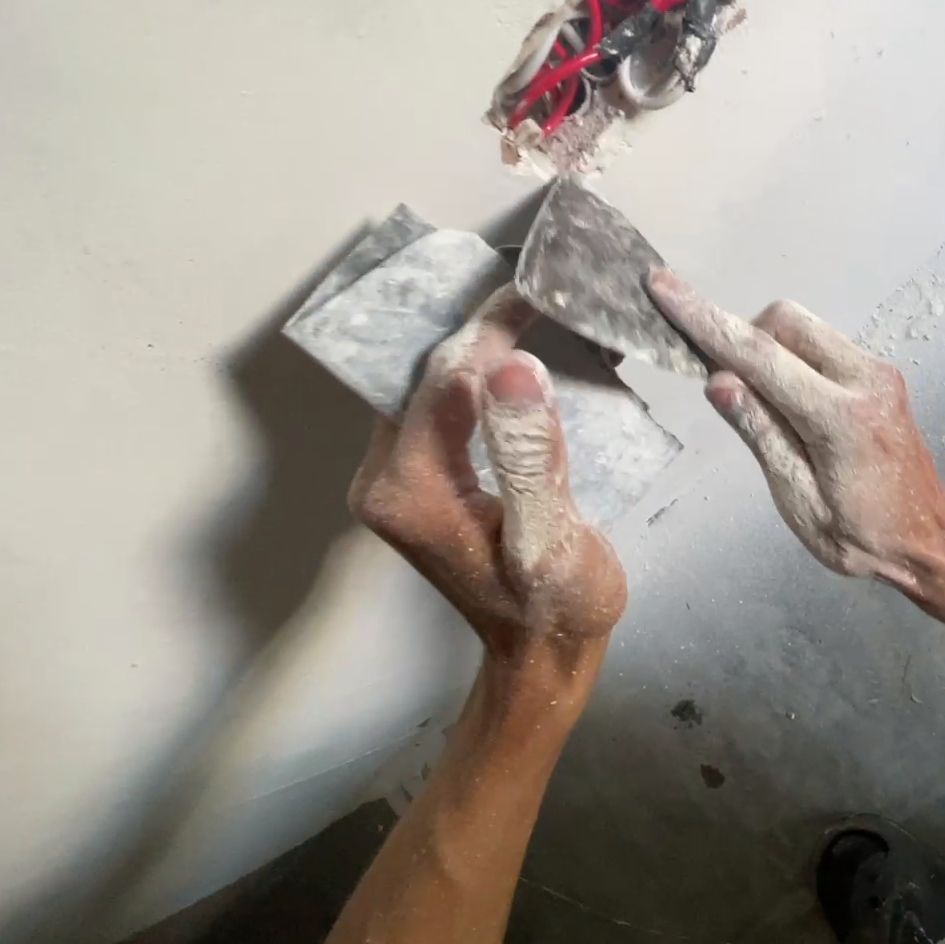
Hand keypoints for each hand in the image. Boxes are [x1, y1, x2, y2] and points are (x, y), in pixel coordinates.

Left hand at [347, 306, 626, 666]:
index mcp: (407, 490)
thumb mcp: (551, 541)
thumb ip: (529, 458)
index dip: (487, 331)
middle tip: (547, 292)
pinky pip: (451, 407)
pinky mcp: (429, 477)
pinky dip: (488, 377)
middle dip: (484, 329)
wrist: (546, 654)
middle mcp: (387, 475)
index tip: (541, 289)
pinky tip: (528, 359)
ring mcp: (404, 476)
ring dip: (487, 348)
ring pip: (437, 385)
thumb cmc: (557, 609)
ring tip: (544, 313)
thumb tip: (512, 366)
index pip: (440, 380)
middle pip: (427, 375)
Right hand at [645, 270, 944, 591]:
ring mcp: (879, 372)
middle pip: (785, 320)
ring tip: (765, 407)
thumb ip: (762, 437)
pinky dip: (792, 359)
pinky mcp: (881, 374)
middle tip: (732, 391)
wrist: (927, 539)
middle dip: (744, 338)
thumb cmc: (861, 538)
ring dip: (769, 349)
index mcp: (842, 418)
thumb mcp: (799, 504)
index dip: (705, 320)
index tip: (662, 286)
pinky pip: (822, 345)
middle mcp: (866, 379)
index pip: (760, 356)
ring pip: (804, 327)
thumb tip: (718, 380)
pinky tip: (793, 405)